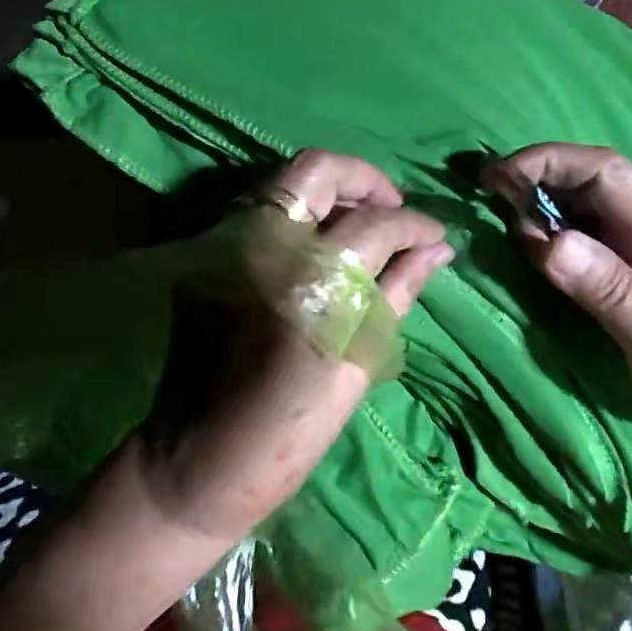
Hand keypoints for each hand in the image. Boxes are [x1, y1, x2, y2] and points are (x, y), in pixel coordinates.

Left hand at [137, 149, 453, 541]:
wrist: (193, 461)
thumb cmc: (289, 432)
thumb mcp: (359, 364)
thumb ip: (398, 291)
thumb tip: (438, 248)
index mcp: (313, 284)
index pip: (376, 224)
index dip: (416, 224)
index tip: (434, 234)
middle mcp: (264, 247)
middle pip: (319, 169)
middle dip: (367, 180)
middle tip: (393, 209)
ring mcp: (225, 244)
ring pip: (284, 181)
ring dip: (331, 190)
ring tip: (362, 221)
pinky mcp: (205, 254)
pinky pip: (261, 212)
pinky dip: (299, 214)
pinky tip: (320, 243)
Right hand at [485, 144, 631, 473]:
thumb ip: (613, 295)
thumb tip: (548, 240)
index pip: (609, 173)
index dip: (550, 162)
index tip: (499, 178)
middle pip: (596, 177)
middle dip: (538, 172)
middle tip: (485, 192)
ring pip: (591, 200)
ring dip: (542, 195)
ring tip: (497, 211)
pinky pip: (591, 229)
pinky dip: (553, 223)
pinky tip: (530, 240)